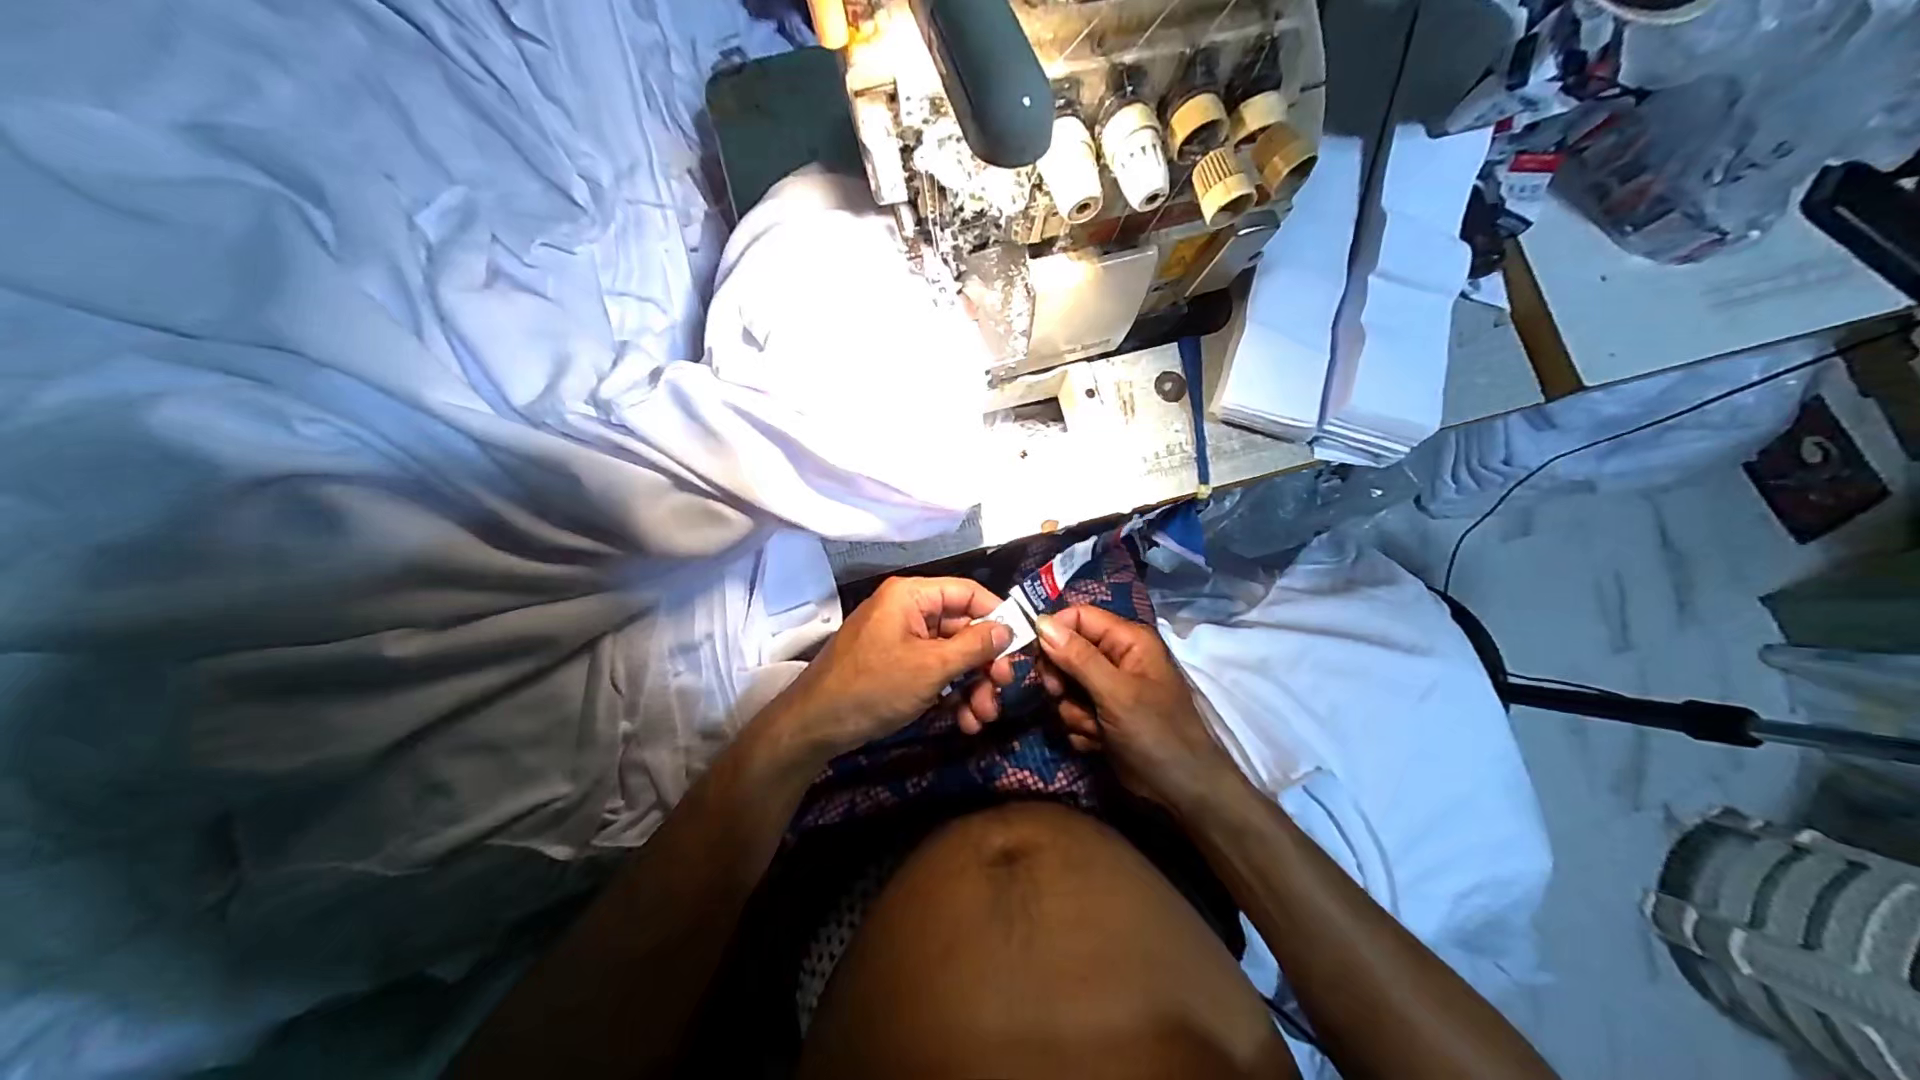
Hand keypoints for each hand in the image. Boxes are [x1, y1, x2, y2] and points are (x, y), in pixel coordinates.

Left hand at [771, 576, 1015, 759]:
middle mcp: (908, 612)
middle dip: (985, 664)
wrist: (813, 726)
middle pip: (963, 628)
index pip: (968, 593)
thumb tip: (1008, 629)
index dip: (998, 616)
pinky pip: (934, 672)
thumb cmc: (873, 687)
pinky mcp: (897, 668)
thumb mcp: (931, 667)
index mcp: (912, 596)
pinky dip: (952, 694)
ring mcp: (902, 641)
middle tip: (1001, 689)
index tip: (1021, 646)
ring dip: (972, 686)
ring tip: (981, 717)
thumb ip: (974, 646)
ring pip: (952, 656)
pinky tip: (964, 721)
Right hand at [1033, 605, 1245, 812]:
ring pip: (1065, 686)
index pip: (1078, 616)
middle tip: (1061, 695)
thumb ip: (1078, 656)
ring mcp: (1108, 688)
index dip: (1054, 633)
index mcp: (1128, 640)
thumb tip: (1041, 621)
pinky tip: (1099, 742)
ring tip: (1095, 728)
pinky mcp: (1102, 716)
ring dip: (1073, 710)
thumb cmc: (1156, 733)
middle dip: (1062, 679)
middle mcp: (1117, 658)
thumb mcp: (1116, 692)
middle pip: (1066, 650)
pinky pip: (1072, 711)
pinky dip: (1079, 728)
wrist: (1181, 791)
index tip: (1038, 658)